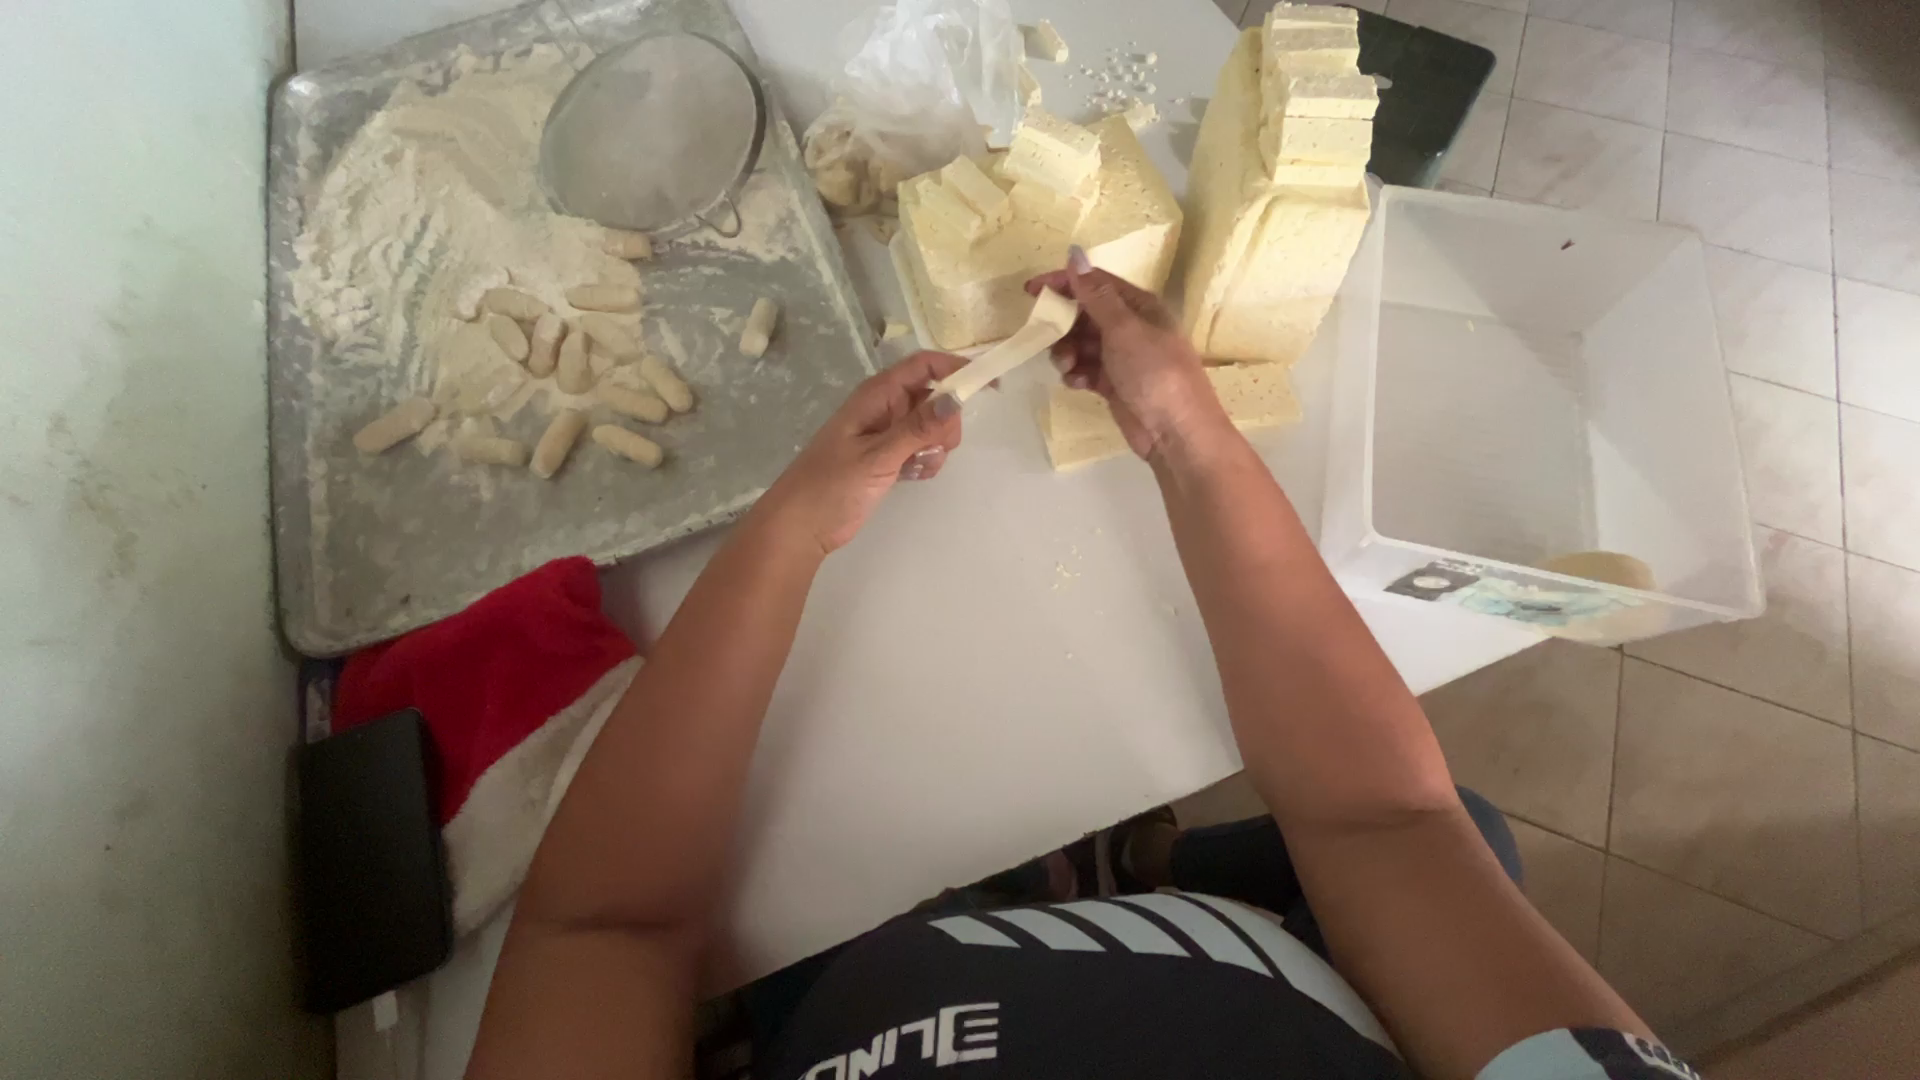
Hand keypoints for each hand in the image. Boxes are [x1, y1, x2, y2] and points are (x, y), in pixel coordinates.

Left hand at [758, 350, 965, 555]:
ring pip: (933, 428)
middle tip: (931, 448)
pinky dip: (926, 462)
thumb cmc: (831, 486)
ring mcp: (888, 433)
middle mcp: (885, 408)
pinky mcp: (890, 457)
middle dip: (945, 422)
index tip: (990, 386)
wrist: (802, 525)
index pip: (925, 366)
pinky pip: (923, 449)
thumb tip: (956, 400)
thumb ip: (917, 429)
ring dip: (936, 447)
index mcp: (878, 395)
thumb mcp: (878, 456)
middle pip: (936, 398)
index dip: (958, 369)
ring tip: (913, 467)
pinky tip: (910, 477)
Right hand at [1028, 247, 1227, 460]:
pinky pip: (1086, 370)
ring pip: (1081, 344)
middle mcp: (1130, 327)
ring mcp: (1122, 358)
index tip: (1031, 291)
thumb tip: (1075, 255)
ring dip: (1067, 352)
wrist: (1176, 431)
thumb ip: (1095, 295)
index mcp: (1139, 306)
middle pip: (1085, 315)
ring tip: (1067, 366)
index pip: (1095, 284)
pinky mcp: (1114, 384)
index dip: (1063, 282)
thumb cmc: (1155, 373)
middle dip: (1063, 324)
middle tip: (1046, 336)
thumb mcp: (1124, 329)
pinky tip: (1077, 383)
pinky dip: (1077, 374)